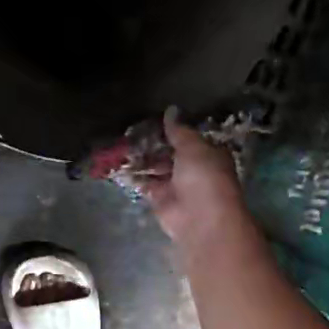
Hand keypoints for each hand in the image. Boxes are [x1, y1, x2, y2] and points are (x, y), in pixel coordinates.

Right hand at [135, 107, 250, 245]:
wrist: (200, 218)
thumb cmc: (204, 177)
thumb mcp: (192, 147)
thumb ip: (178, 131)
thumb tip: (170, 110)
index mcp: (207, 153)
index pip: (188, 138)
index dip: (172, 130)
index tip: (153, 120)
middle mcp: (193, 169)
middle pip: (170, 153)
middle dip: (153, 145)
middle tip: (132, 131)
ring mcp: (176, 185)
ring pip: (156, 169)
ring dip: (142, 159)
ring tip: (122, 145)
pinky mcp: (161, 200)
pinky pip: (146, 185)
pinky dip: (135, 177)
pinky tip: (121, 164)